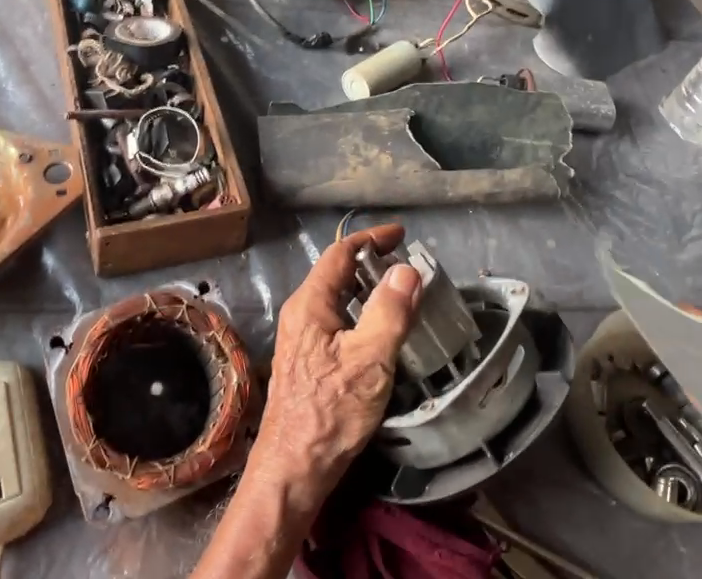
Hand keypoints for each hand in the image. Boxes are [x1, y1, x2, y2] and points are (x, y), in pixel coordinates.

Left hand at [189, 226, 420, 578]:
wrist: (294, 467)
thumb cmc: (331, 413)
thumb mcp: (369, 360)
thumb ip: (389, 312)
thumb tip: (407, 270)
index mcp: (310, 304)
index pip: (340, 254)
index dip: (371, 239)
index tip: (401, 234)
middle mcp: (300, 314)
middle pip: (336, 274)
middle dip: (371, 263)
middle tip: (407, 267)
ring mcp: (300, 338)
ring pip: (336, 299)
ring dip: (366, 290)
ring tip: (400, 295)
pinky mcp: (306, 361)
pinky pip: (336, 320)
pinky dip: (360, 313)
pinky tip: (380, 332)